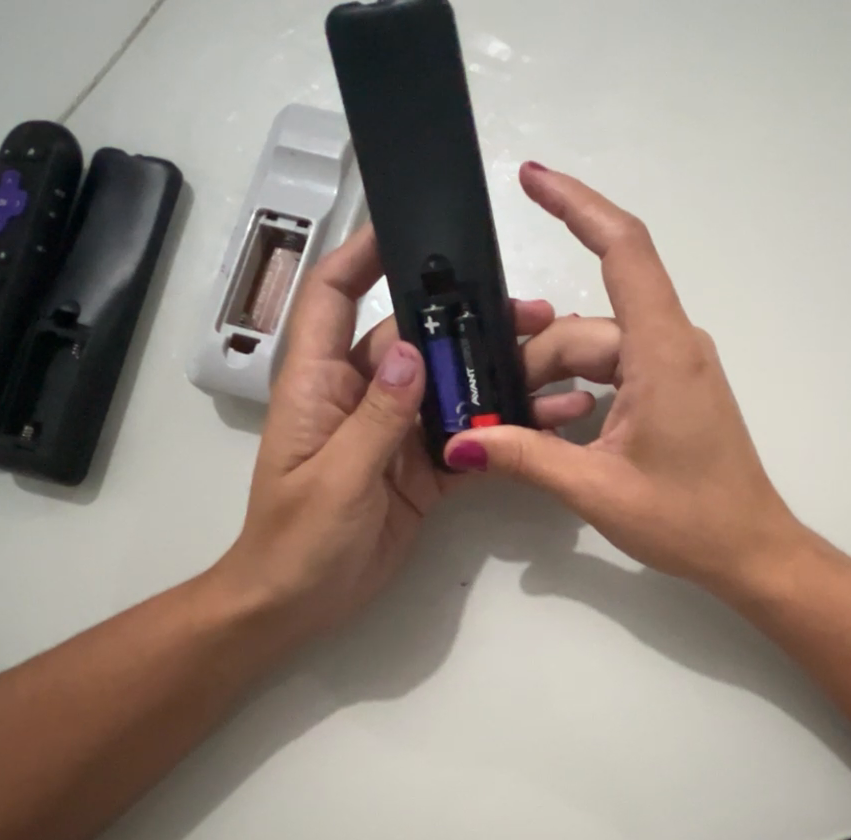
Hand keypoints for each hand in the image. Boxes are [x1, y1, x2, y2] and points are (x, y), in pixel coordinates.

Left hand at [207, 225, 609, 643]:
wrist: (298, 604)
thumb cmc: (296, 539)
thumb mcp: (335, 476)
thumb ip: (375, 415)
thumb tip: (409, 350)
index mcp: (319, 383)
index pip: (332, 296)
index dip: (362, 254)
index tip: (409, 224)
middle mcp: (359, 395)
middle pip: (414, 338)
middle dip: (467, 320)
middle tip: (533, 312)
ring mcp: (395, 432)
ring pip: (449, 386)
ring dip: (495, 373)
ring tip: (553, 361)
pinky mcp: (422, 468)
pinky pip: (464, 437)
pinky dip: (501, 430)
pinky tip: (545, 419)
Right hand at [443, 164, 809, 596]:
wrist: (751, 549)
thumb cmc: (688, 520)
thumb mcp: (597, 489)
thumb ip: (526, 458)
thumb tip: (461, 442)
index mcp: (662, 352)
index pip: (622, 250)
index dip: (576, 205)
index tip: (530, 178)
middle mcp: (672, 345)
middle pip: (585, 325)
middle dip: (531, 360)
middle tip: (487, 414)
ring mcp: (675, 367)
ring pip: (596, 350)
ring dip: (551, 381)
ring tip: (513, 426)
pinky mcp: (674, 389)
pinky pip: (615, 370)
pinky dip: (578, 390)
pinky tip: (551, 427)